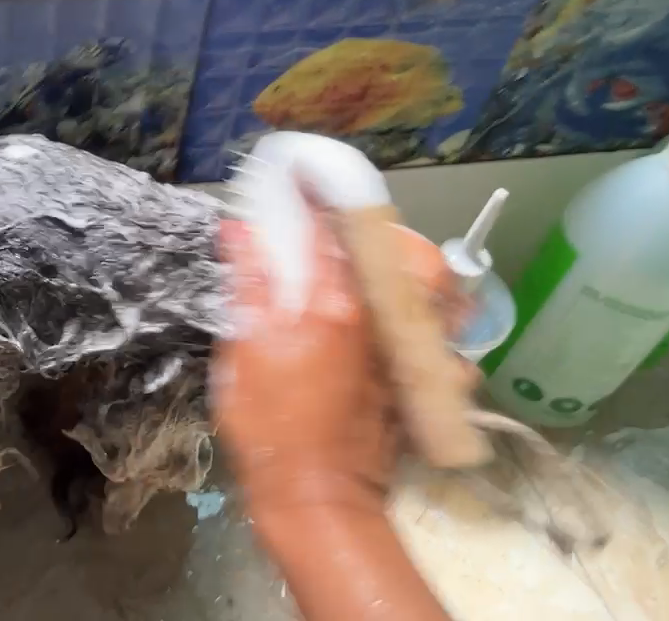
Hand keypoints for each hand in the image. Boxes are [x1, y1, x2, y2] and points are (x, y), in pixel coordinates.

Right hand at [212, 209, 466, 520]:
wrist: (318, 499)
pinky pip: (428, 323)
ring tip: (357, 259)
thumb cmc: (267, 423)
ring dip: (390, 258)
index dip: (307, 193)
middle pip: (379, 246)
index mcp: (328, 304)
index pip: (321, 228)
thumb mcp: (241, 350)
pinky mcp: (415, 374)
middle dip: (354, 220)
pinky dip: (415, 304)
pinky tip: (388, 312)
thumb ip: (248, 284)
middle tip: (323, 218)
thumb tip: (241, 229)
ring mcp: (402, 346)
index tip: (293, 170)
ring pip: (412, 280)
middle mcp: (375, 316)